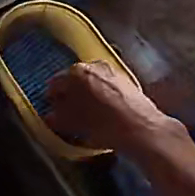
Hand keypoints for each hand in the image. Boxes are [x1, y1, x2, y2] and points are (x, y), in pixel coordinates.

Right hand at [45, 61, 183, 155]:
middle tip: (67, 114)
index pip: (55, 83)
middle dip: (70, 95)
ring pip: (92, 83)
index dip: (51, 98)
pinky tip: (103, 114)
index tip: (52, 109)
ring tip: (86, 116)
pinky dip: (101, 97)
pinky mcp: (128, 81)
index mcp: (76, 72)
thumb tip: (51, 115)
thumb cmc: (103, 126)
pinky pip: (106, 88)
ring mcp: (113, 72)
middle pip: (74, 80)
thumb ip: (58, 117)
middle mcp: (95, 66)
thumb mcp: (73, 124)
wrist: (143, 129)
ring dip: (86, 96)